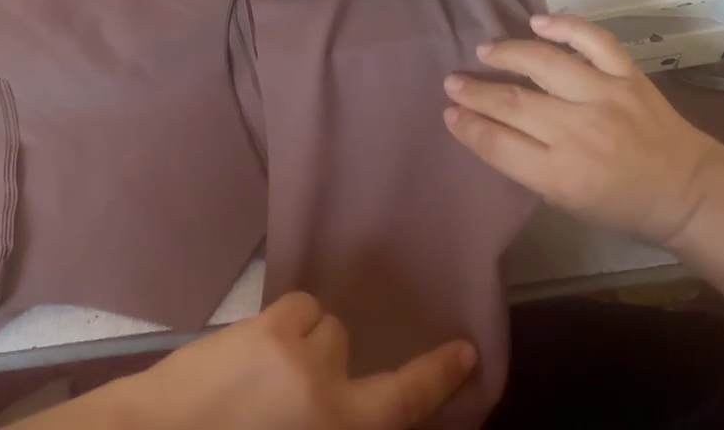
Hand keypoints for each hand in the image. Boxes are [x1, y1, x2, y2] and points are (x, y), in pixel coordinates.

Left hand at [30, 293, 474, 429]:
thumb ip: (332, 413)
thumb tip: (347, 395)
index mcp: (340, 425)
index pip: (404, 402)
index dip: (439, 378)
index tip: (466, 350)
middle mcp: (327, 390)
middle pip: (350, 352)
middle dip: (328, 367)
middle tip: (287, 391)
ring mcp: (295, 353)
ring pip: (324, 324)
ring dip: (304, 340)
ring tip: (266, 368)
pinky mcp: (264, 328)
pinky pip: (297, 306)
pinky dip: (285, 322)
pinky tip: (256, 347)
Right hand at [442, 14, 723, 246]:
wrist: (687, 192)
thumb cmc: (621, 205)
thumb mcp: (566, 201)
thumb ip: (527, 165)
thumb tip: (487, 127)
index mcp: (562, 176)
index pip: (498, 143)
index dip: (467, 125)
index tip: (448, 111)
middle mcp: (579, 132)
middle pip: (513, 102)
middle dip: (474, 90)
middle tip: (451, 80)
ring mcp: (606, 98)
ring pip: (545, 63)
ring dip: (507, 53)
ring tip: (484, 50)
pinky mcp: (629, 77)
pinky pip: (594, 42)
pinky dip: (564, 26)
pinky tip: (537, 22)